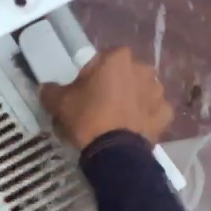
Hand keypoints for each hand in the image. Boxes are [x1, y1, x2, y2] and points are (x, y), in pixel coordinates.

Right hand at [39, 48, 171, 149]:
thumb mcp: (60, 104)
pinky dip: (144, 119)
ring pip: (140, 93)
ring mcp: (157, 91)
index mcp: (117, 58)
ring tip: (116, 122)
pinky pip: (152, 113)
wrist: (114, 153)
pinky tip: (132, 131)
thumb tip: (44, 88)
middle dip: (113, 87)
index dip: (89, 78)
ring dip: (131, 101)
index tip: (82, 95)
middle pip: (123, 76)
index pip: (100, 62)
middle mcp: (142, 68)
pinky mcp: (165, 114)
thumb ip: (51, 91)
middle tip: (99, 109)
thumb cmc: (87, 119)